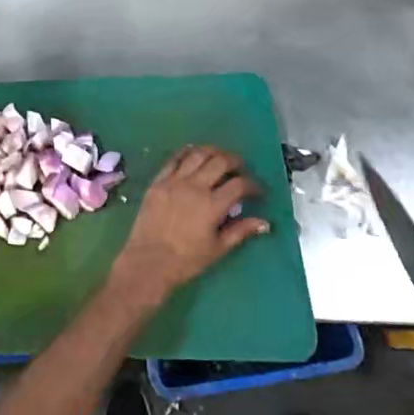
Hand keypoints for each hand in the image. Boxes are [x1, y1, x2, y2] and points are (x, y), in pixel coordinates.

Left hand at [108, 145, 268, 304]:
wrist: (148, 262)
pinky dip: (187, 153)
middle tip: (240, 169)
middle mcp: (195, 186)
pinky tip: (194, 154)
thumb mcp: (218, 248)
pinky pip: (174, 159)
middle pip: (221, 161)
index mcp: (212, 205)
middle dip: (235, 162)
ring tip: (219, 157)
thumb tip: (265, 223)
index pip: (239, 185)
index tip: (256, 191)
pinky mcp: (158, 181)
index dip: (253, 185)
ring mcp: (174, 181)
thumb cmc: (186, 260)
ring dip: (213, 152)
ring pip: (198, 154)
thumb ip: (241, 231)